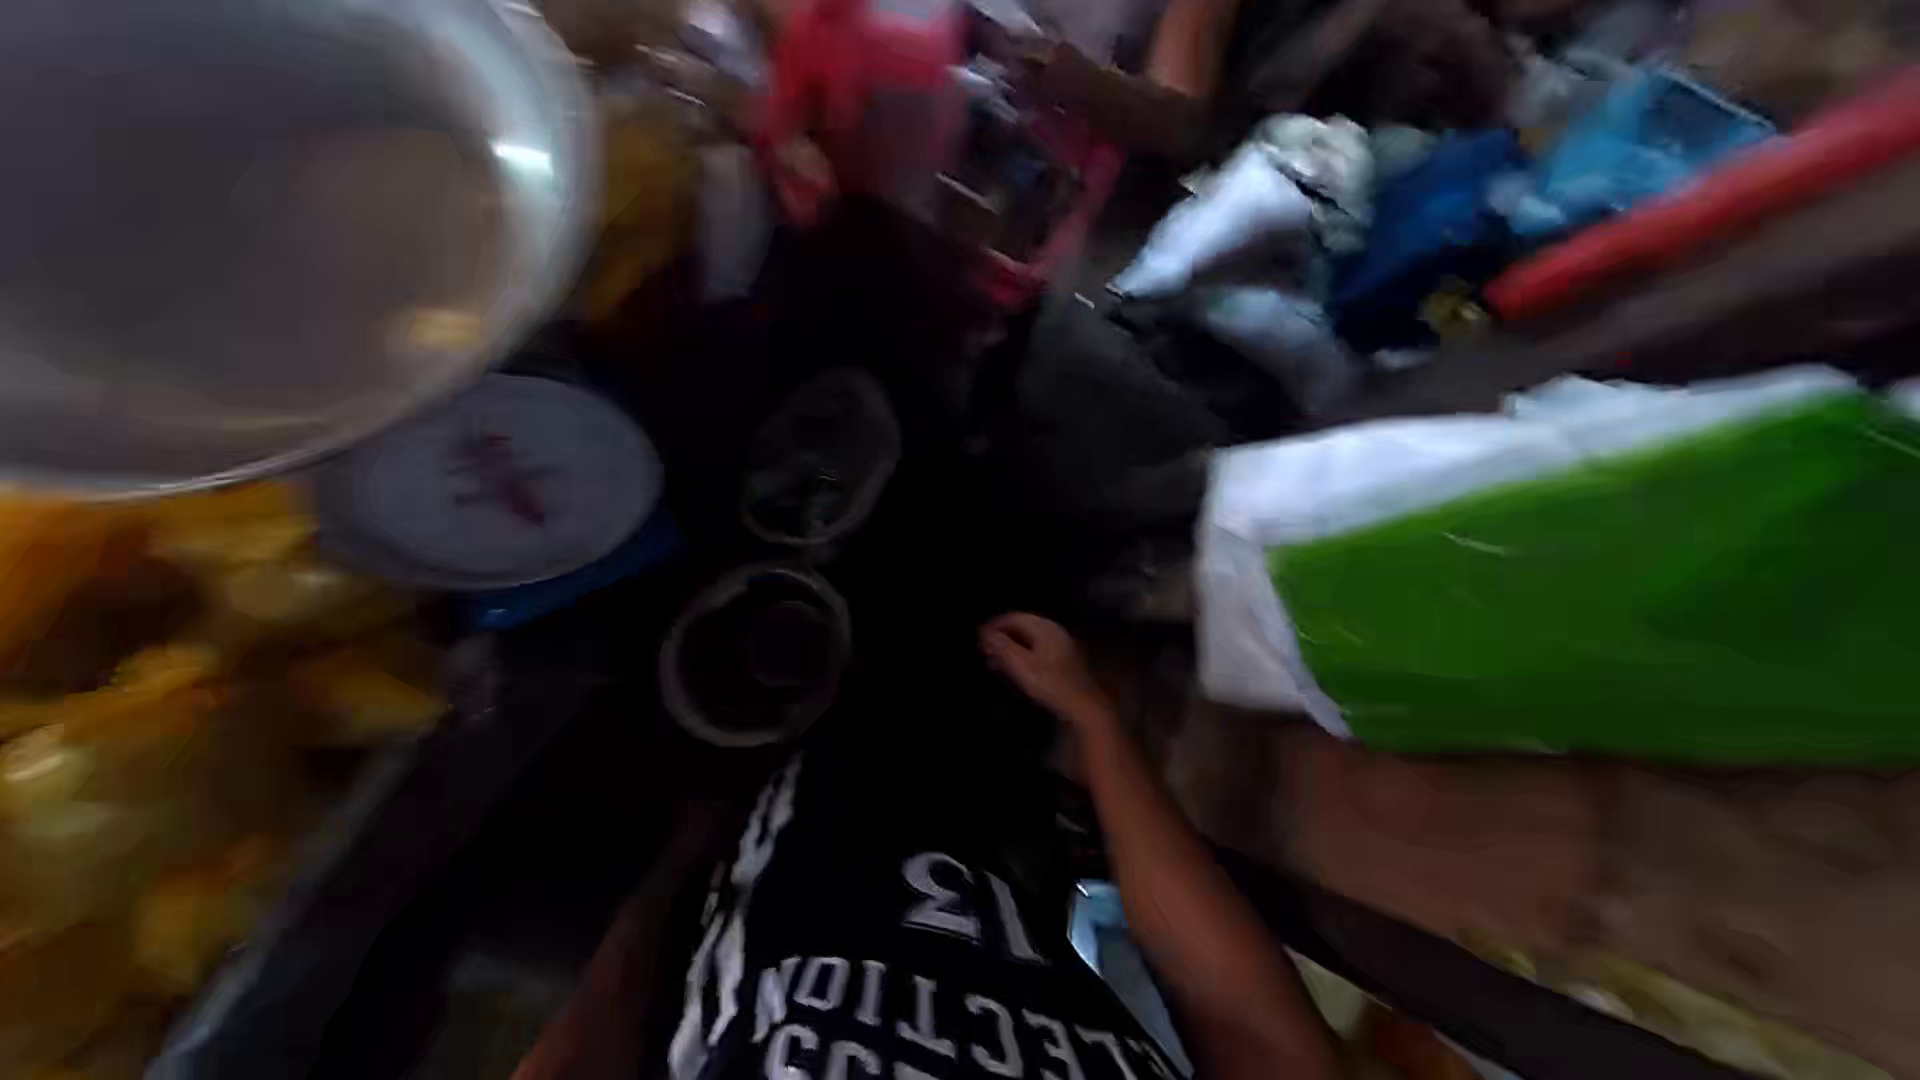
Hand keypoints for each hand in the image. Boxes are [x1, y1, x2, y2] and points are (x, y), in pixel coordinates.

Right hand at [980, 613, 1111, 726]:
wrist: (1081, 705)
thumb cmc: (1051, 684)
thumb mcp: (1021, 666)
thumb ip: (1002, 647)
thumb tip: (987, 634)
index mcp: (1045, 629)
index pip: (1014, 618)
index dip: (995, 626)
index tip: (981, 638)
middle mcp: (1054, 631)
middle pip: (1022, 626)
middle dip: (1002, 637)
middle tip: (987, 649)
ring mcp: (1061, 644)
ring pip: (1030, 638)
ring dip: (1012, 646)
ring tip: (997, 660)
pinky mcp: (1063, 658)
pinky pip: (1038, 648)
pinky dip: (1023, 653)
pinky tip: (1016, 667)